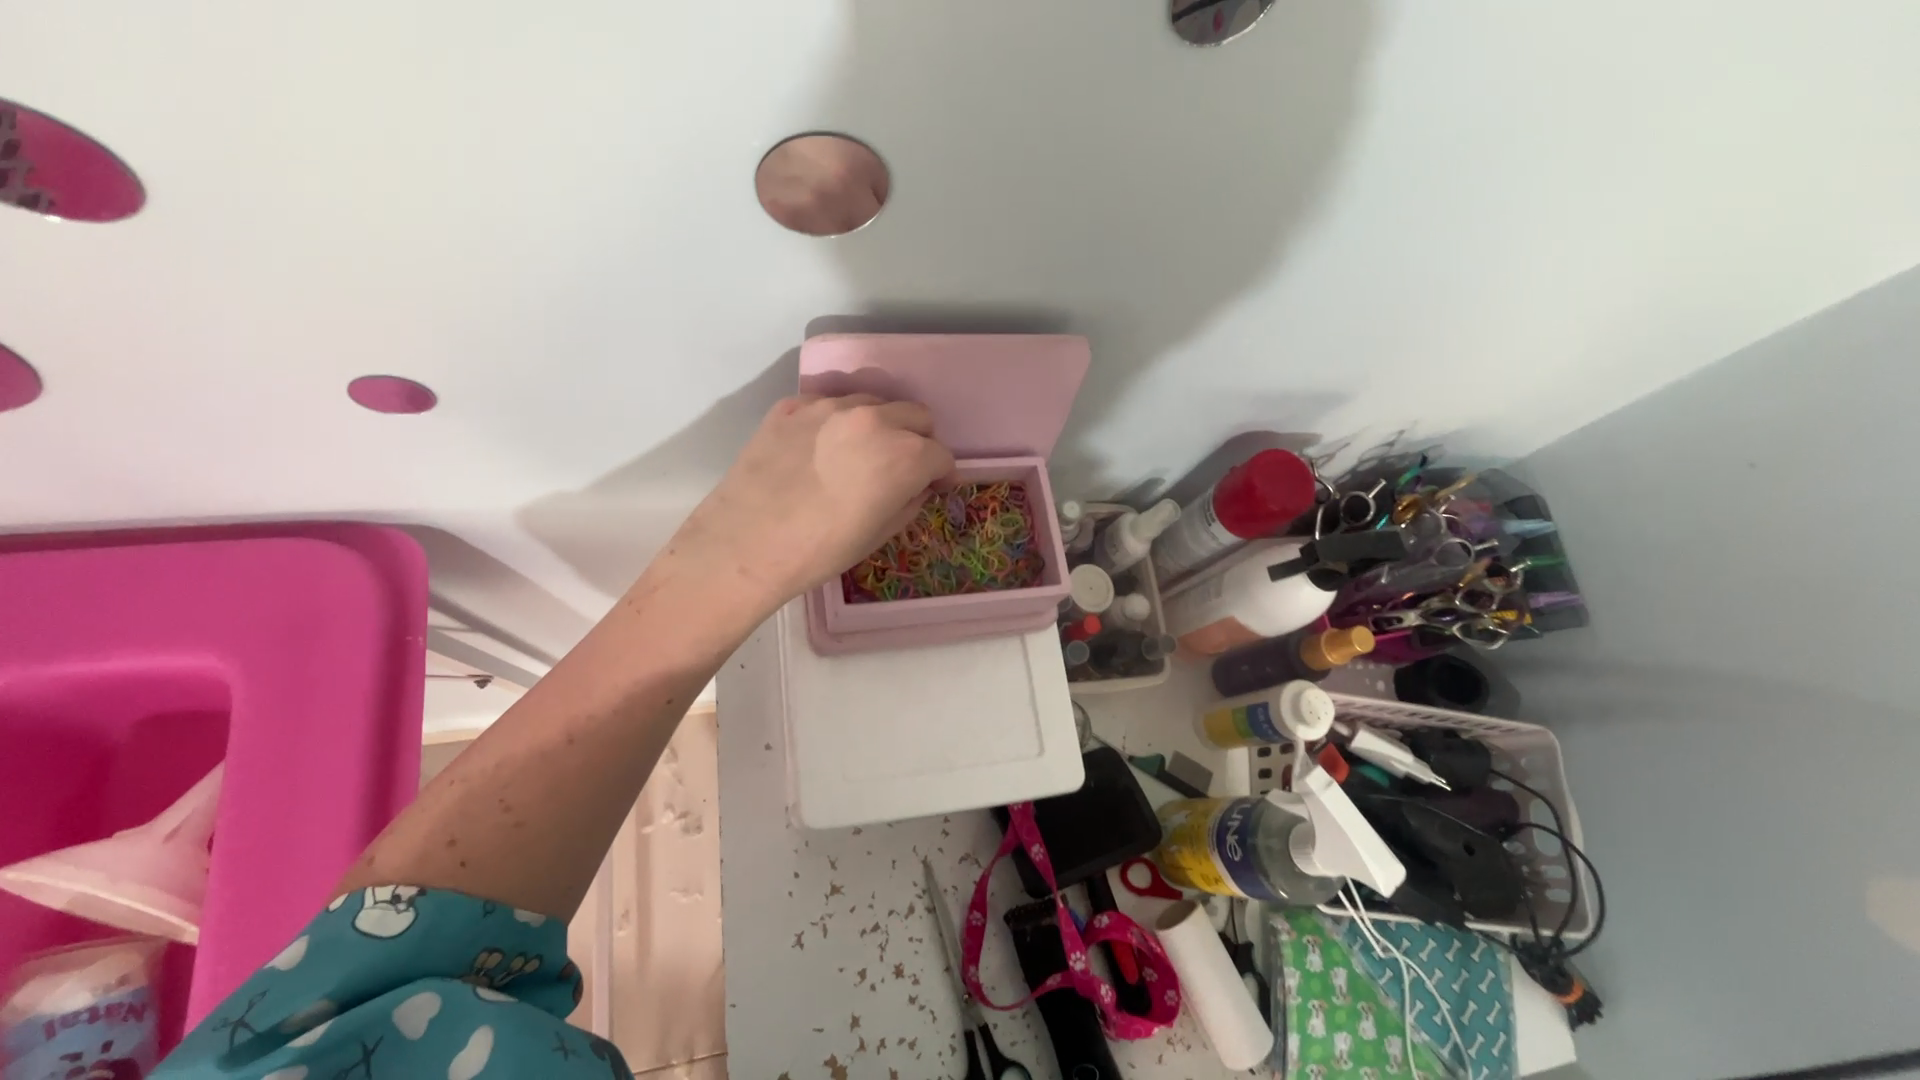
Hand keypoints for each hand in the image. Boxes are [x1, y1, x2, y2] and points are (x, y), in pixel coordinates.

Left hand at [671, 394, 955, 608]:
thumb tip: (916, 486)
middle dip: (917, 440)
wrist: (745, 545)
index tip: (932, 487)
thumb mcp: (879, 534)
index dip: (940, 474)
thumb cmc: (820, 551)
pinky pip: (828, 406)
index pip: (941, 454)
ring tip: (858, 455)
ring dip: (878, 425)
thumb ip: (909, 501)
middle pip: (915, 415)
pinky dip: (835, 423)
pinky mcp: (791, 405)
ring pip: (873, 403)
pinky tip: (818, 452)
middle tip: (901, 468)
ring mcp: (829, 407)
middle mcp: (872, 418)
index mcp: (904, 454)